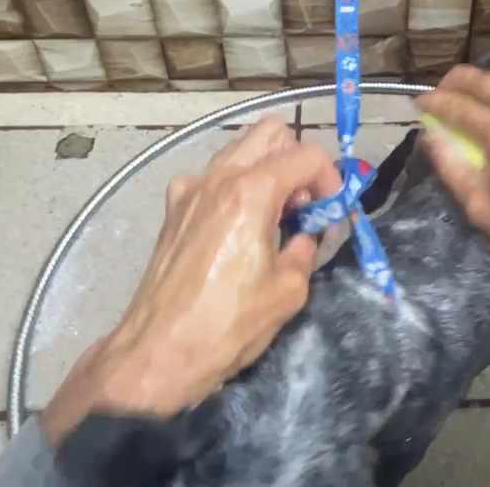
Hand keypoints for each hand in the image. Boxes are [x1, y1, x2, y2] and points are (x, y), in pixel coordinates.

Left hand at [41, 115, 341, 439]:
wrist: (156, 356)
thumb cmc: (226, 326)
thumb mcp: (288, 292)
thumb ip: (305, 249)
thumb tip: (306, 235)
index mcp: (252, 191)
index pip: (306, 156)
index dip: (331, 179)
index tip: (333, 212)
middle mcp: (220, 177)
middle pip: (271, 133)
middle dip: (296, 161)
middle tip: (302, 204)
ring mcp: (192, 188)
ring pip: (240, 148)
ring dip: (266, 167)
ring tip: (274, 214)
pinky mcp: (174, 208)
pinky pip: (212, 176)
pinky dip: (233, 186)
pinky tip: (236, 225)